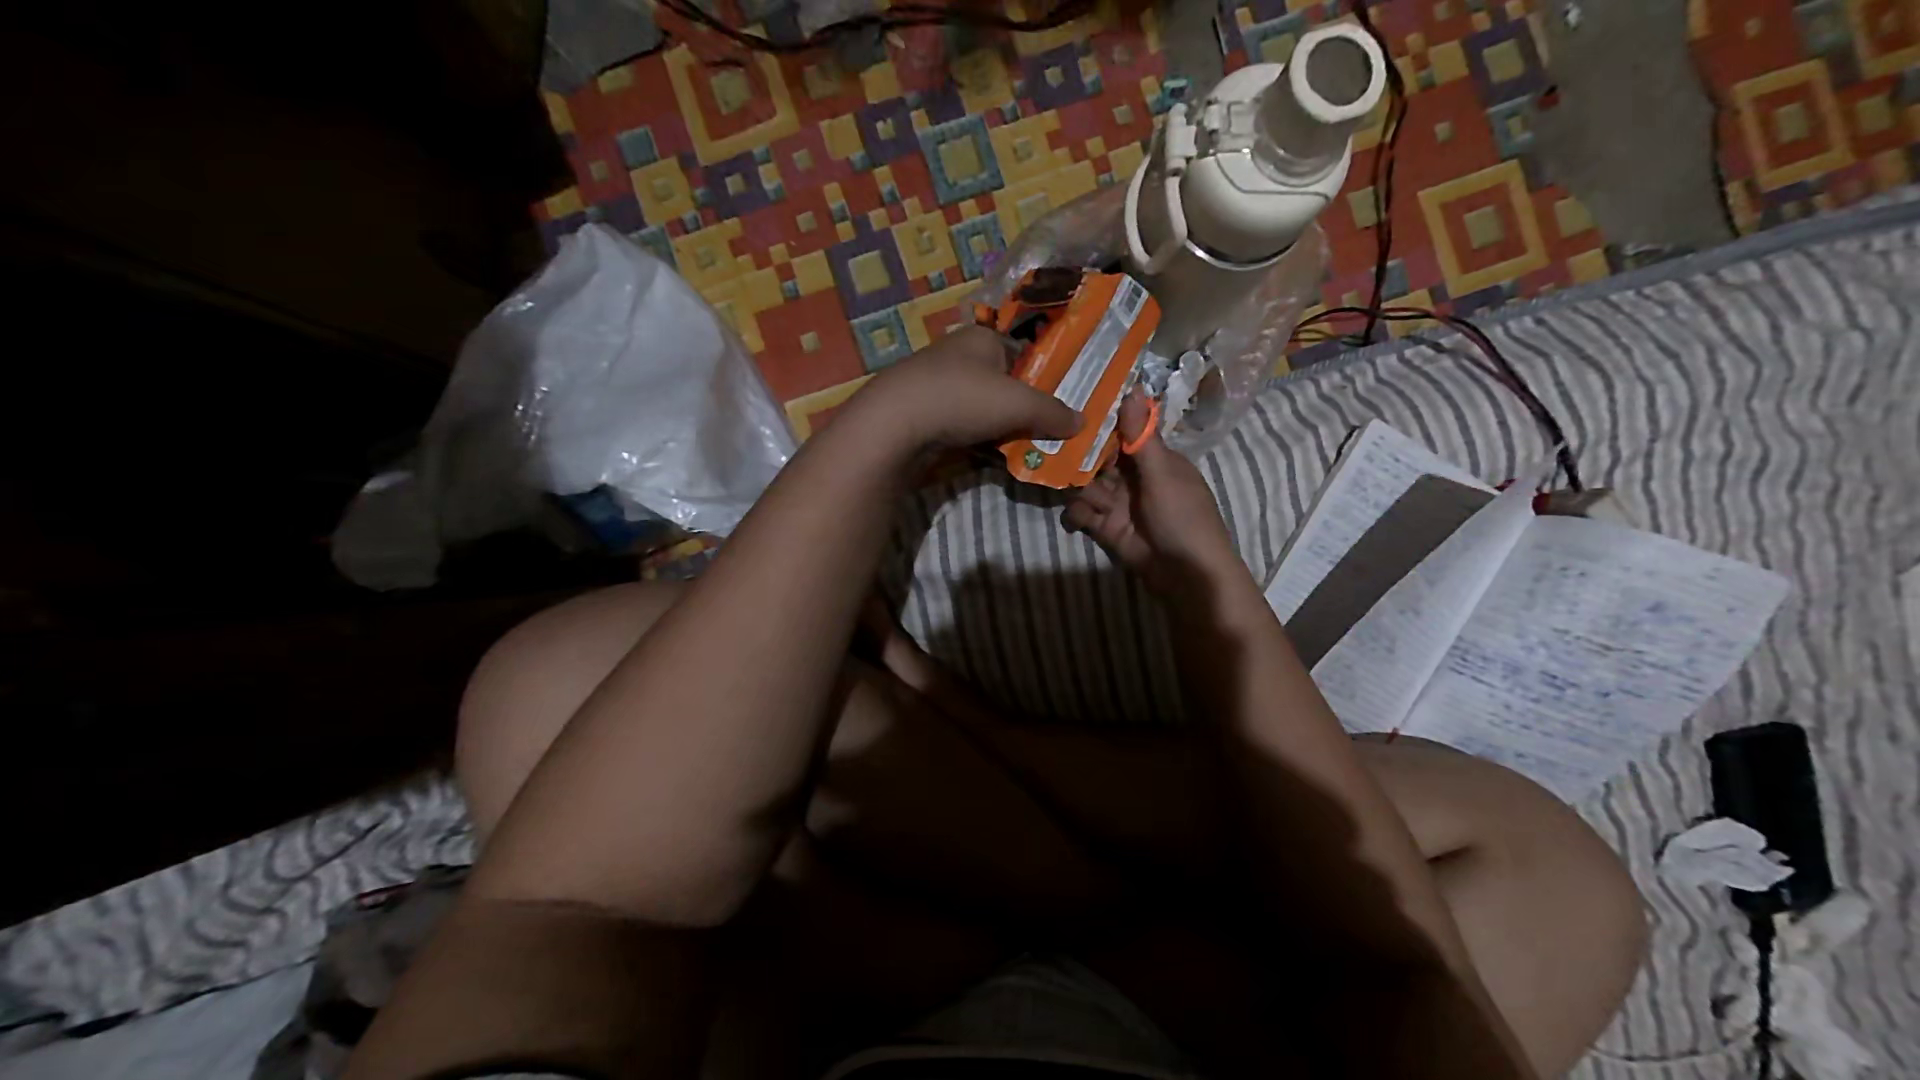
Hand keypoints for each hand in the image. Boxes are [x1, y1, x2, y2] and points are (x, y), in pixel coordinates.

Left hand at [854, 326, 1080, 450]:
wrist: (892, 426)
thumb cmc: (961, 398)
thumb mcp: (1018, 403)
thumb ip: (1053, 412)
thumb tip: (1082, 422)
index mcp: (982, 338)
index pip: (1025, 353)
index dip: (1048, 377)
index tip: (1066, 404)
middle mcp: (959, 357)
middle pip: (1005, 384)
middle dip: (1027, 409)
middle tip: (1052, 433)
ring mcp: (937, 387)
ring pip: (984, 409)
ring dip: (1004, 430)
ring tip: (1029, 450)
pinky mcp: (924, 417)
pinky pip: (963, 429)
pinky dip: (980, 443)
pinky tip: (994, 460)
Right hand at [1063, 391, 1245, 595]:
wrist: (1187, 576)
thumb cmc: (1184, 518)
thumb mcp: (1162, 474)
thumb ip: (1142, 436)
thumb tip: (1134, 387)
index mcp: (1154, 460)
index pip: (1122, 434)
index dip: (1098, 424)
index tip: (1070, 411)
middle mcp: (1134, 478)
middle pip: (1098, 460)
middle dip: (1079, 458)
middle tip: (1052, 450)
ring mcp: (1119, 504)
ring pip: (1087, 486)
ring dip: (1078, 489)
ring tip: (1070, 491)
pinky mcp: (1106, 528)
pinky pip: (1083, 514)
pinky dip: (1077, 515)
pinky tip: (1079, 519)